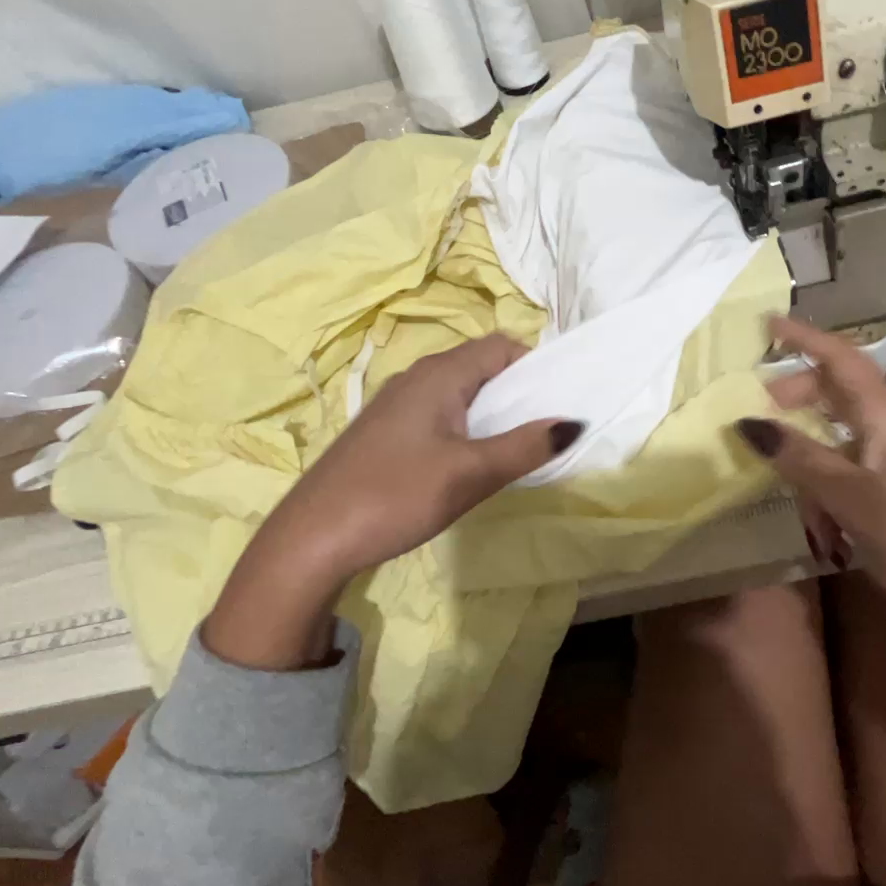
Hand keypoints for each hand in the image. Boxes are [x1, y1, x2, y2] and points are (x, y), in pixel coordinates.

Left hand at [202, 335, 582, 669]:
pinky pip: (439, 417)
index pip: (500, 347)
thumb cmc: (394, 496)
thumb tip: (573, 423)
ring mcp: (396, 407)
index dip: (534, 367)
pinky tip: (467, 468)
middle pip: (481, 368)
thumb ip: (524, 447)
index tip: (557, 404)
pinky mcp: (385, 435)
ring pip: (460, 396)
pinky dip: (465, 431)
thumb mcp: (469, 474)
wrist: (312, 538)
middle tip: (542, 433)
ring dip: (492, 416)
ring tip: (512, 453)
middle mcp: (416, 379)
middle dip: (518, 394)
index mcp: (438, 375)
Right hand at [734, 317, 885, 677]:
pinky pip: (848, 483)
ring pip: (838, 444)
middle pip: (838, 394)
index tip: (767, 323)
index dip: (805, 338)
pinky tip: (828, 541)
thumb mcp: (861, 502)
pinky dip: (828, 501)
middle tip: (761, 410)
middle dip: (798, 397)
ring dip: (809, 467)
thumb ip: (805, 461)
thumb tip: (748, 422)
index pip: (842, 360)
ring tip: (797, 508)